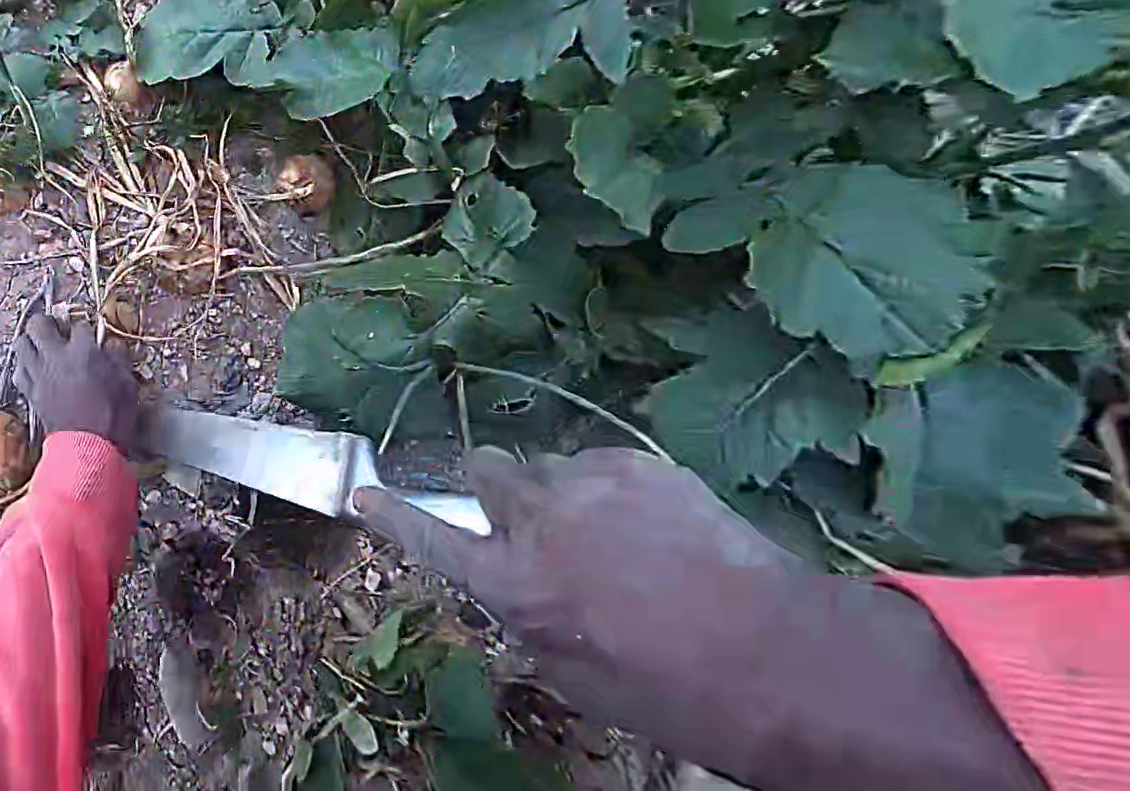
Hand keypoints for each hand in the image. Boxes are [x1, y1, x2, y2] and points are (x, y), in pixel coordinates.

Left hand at [12, 314, 140, 454]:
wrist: (88, 447)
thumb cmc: (113, 414)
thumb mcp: (127, 381)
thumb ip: (117, 357)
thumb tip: (110, 345)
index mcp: (82, 350)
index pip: (78, 325)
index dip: (84, 328)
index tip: (89, 336)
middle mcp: (55, 356)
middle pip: (38, 324)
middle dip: (46, 322)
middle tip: (56, 329)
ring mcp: (38, 373)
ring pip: (20, 343)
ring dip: (30, 342)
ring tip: (42, 347)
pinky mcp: (29, 392)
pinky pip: (19, 370)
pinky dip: (25, 366)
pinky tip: (36, 370)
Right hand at [355, 448, 1042, 790]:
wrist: (790, 663)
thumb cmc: (673, 691)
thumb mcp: (572, 670)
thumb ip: (519, 609)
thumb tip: (502, 572)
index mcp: (514, 584)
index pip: (430, 537)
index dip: (390, 514)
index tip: (362, 493)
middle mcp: (535, 522)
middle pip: (482, 468)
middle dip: (496, 487)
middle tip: (534, 518)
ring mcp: (584, 482)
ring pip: (542, 465)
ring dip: (557, 492)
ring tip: (612, 532)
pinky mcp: (633, 462)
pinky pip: (595, 462)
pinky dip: (606, 487)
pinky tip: (652, 524)